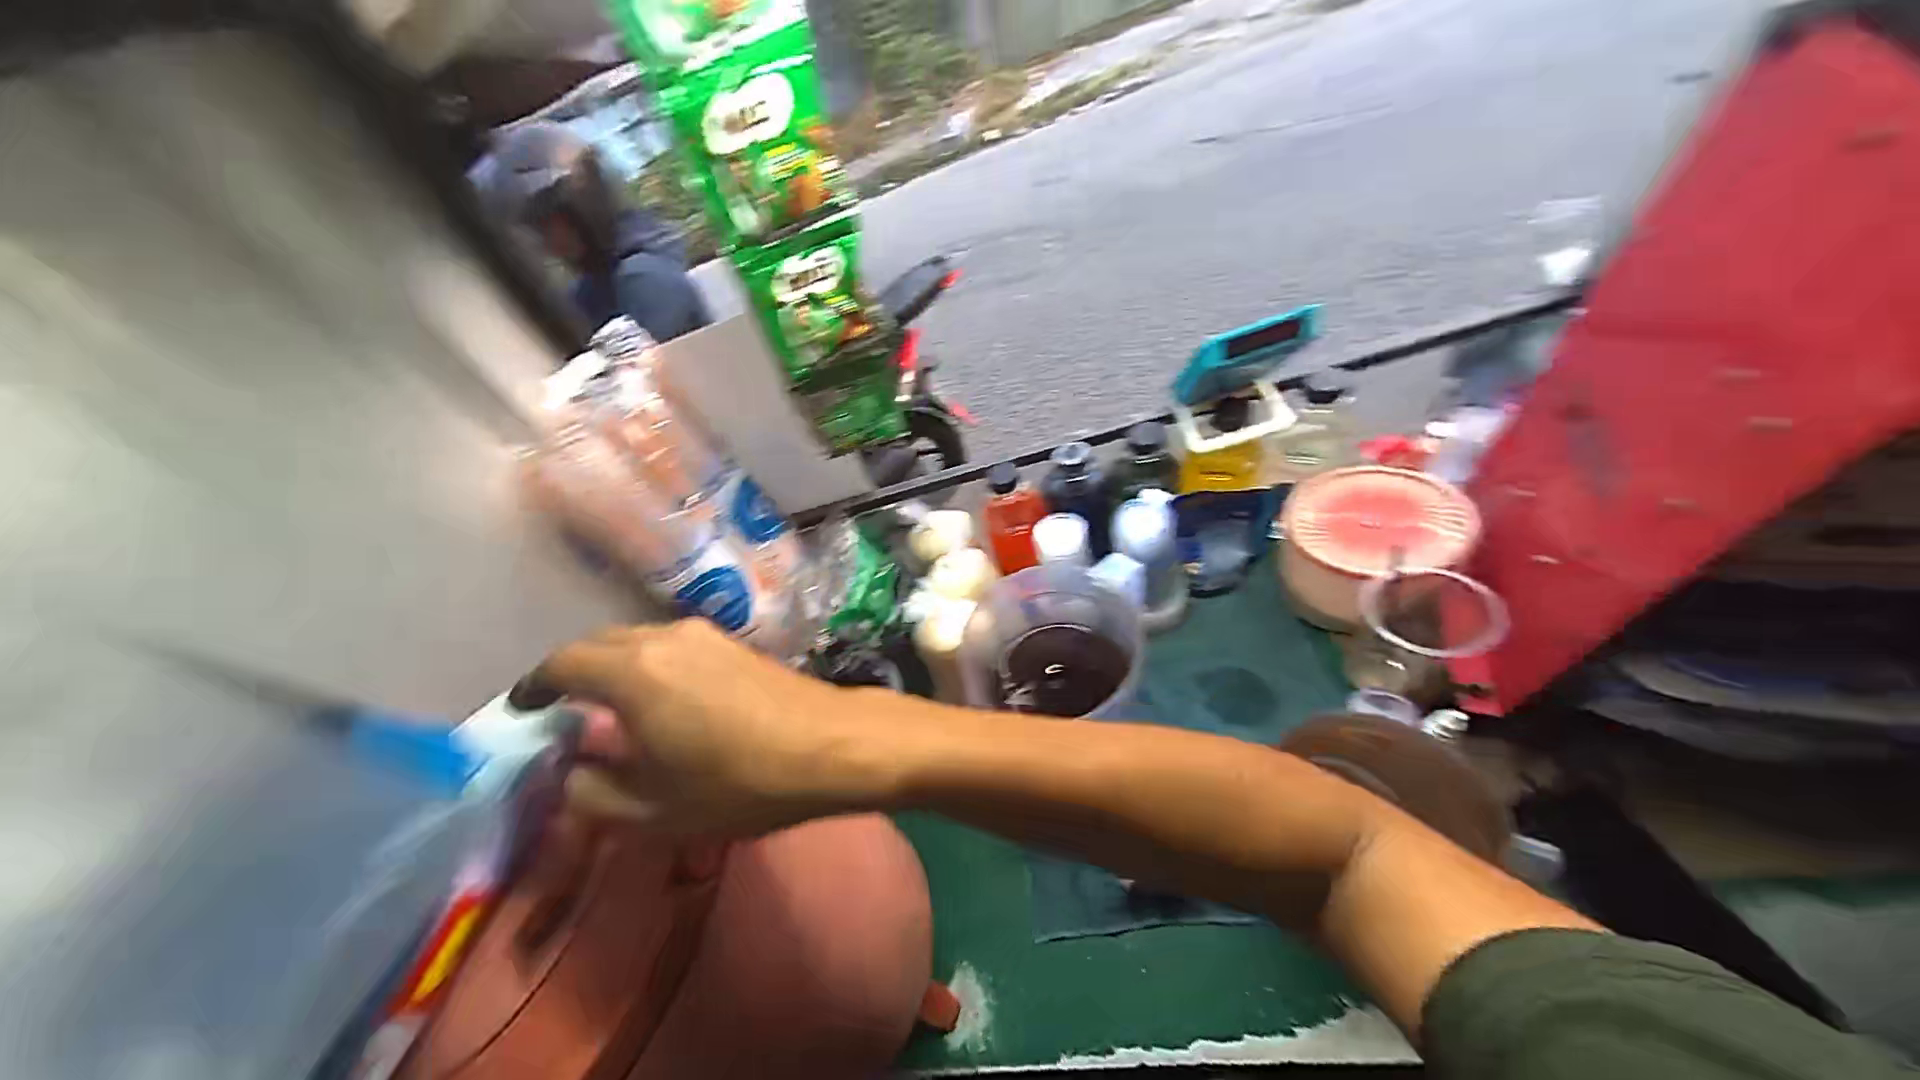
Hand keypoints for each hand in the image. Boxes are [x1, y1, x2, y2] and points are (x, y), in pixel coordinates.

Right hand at [514, 620, 890, 835]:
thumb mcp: (654, 810)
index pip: (562, 663)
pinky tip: (663, 702)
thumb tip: (573, 769)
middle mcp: (665, 636)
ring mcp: (706, 634)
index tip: (522, 709)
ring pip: (639, 641)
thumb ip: (594, 791)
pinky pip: (673, 646)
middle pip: (600, 644)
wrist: (831, 745)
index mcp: (633, 670)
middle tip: (563, 713)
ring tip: (612, 711)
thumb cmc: (740, 781)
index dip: (534, 685)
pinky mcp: (736, 642)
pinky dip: (651, 666)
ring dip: (616, 668)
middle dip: (574, 673)